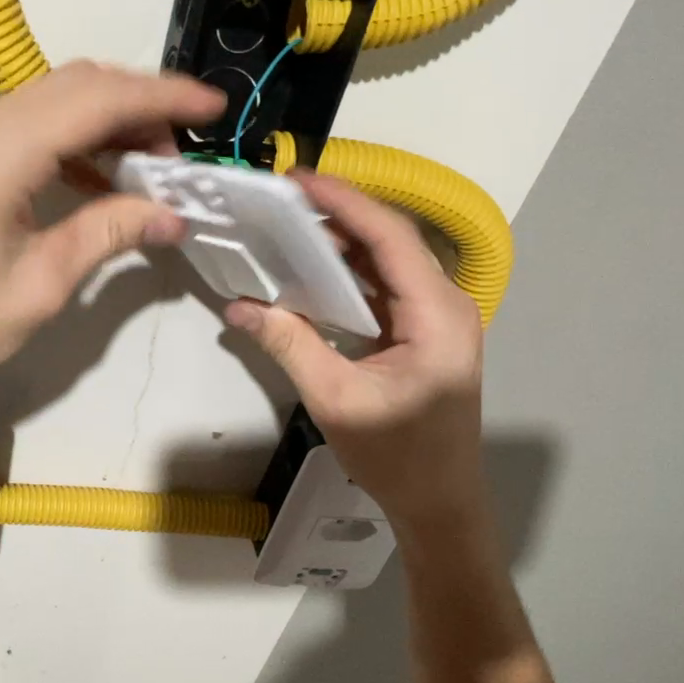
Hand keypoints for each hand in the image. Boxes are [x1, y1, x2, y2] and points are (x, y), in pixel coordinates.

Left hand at [0, 61, 224, 417]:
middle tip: (182, 150)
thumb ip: (110, 231)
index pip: (97, 99)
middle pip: (74, 87)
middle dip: (137, 107)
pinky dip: (68, 141)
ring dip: (104, 123)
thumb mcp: (43, 282)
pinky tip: (98, 177)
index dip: (162, 99)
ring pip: (48, 103)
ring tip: (149, 167)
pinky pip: (22, 129)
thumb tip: (174, 214)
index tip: (214, 108)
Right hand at [224, 172, 486, 530]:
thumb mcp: (335, 399)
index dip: (346, 203)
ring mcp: (436, 319)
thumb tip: (238, 308)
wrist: (439, 501)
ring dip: (342, 244)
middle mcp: (445, 305)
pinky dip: (348, 275)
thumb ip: (290, 346)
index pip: (390, 238)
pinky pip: (383, 289)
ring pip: (387, 263)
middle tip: (283, 201)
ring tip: (290, 227)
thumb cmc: (397, 455)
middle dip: (338, 216)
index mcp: (437, 315)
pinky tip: (311, 272)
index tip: (299, 181)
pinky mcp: (422, 334)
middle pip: (391, 242)